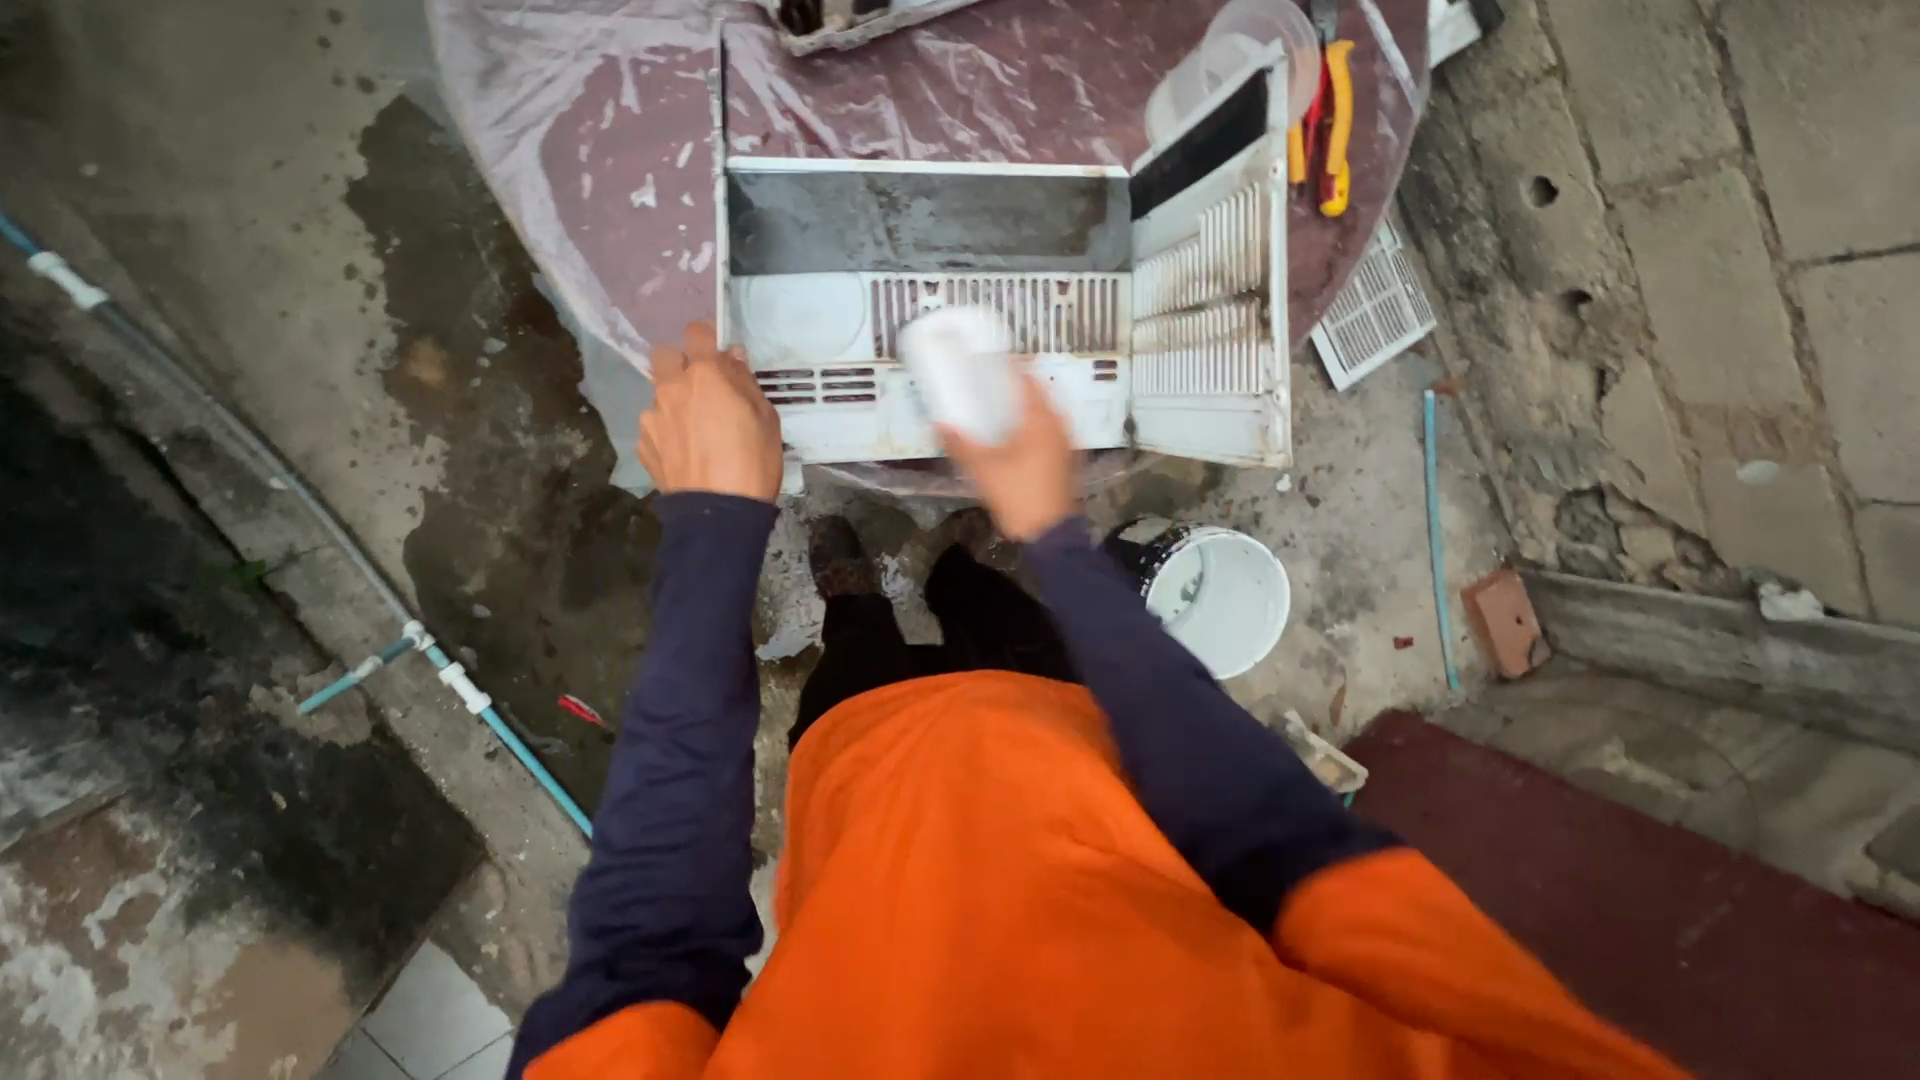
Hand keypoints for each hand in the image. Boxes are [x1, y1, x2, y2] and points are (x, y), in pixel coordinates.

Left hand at [638, 322, 783, 501]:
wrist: (720, 512)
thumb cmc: (753, 461)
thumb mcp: (767, 419)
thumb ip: (746, 382)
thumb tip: (733, 358)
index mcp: (704, 375)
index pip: (696, 333)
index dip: (708, 339)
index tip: (719, 355)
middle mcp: (671, 388)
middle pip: (665, 356)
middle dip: (681, 364)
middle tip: (703, 388)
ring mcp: (652, 417)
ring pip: (659, 395)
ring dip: (674, 402)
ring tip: (694, 431)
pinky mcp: (643, 444)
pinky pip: (654, 427)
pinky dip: (667, 433)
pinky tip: (685, 453)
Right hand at [937, 372, 1078, 541]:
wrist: (1050, 534)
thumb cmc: (1019, 496)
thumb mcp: (983, 471)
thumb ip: (961, 445)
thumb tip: (940, 425)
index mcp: (1040, 418)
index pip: (1026, 376)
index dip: (1007, 364)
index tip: (986, 360)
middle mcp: (1058, 424)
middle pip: (1036, 392)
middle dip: (1013, 386)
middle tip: (987, 384)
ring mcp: (1065, 442)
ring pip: (1043, 413)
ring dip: (1023, 407)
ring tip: (997, 407)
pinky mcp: (1065, 458)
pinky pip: (1047, 431)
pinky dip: (1031, 426)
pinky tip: (1012, 436)